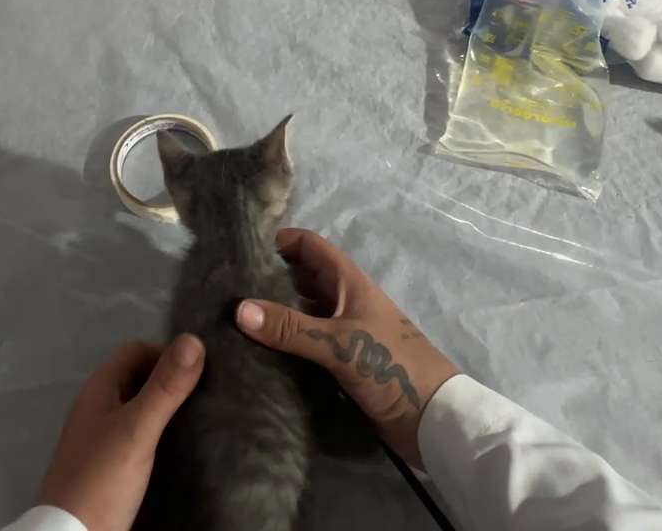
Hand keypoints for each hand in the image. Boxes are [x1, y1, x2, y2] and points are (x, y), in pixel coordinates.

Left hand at [35, 334, 204, 530]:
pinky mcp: (108, 467)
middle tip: (208, 393)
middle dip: (169, 379)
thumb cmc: (101, 478)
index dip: (166, 354)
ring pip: (138, 408)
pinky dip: (159, 433)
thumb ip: (164, 388)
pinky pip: (138, 436)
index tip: (201, 370)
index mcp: (98, 390)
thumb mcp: (137, 430)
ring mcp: (100, 439)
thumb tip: (194, 338)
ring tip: (202, 418)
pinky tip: (179, 447)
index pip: (135, 351)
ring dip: (166, 407)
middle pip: (137, 378)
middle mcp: (97, 408)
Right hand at [235, 228, 459, 467]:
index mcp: (347, 281)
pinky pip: (306, 341)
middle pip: (300, 276)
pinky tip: (258, 351)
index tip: (240, 248)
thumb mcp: (338, 343)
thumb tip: (238, 309)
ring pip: (302, 310)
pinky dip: (285, 342)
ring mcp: (343, 330)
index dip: (277, 241)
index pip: (307, 245)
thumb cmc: (391, 366)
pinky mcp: (342, 361)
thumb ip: (290, 327)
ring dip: (275, 312)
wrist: (435, 421)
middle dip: (267, 277)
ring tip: (233, 317)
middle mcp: (343, 299)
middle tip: (226, 287)